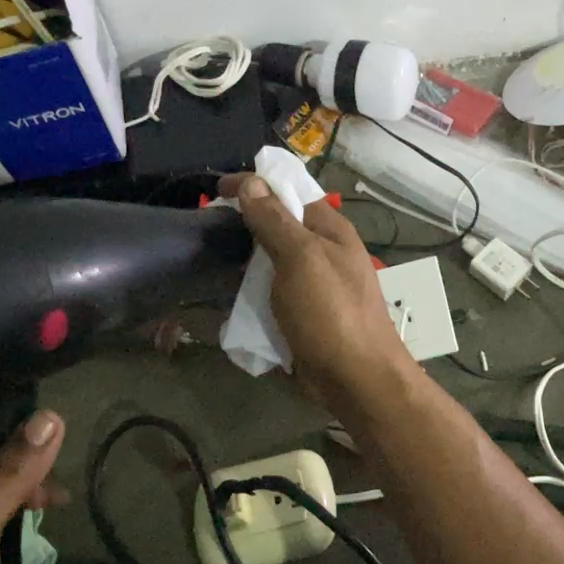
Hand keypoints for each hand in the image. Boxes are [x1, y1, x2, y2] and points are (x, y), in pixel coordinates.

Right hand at [218, 173, 417, 412]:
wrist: (356, 379)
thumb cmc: (332, 312)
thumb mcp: (301, 258)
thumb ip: (275, 221)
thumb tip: (252, 183)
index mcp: (330, 230)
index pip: (289, 193)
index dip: (256, 186)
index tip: (216, 189)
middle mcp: (324, 253)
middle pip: (279, 228)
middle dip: (245, 226)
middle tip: (206, 229)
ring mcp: (314, 287)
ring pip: (271, 264)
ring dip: (243, 263)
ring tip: (208, 262)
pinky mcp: (303, 317)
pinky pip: (271, 297)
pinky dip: (250, 295)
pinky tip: (225, 298)